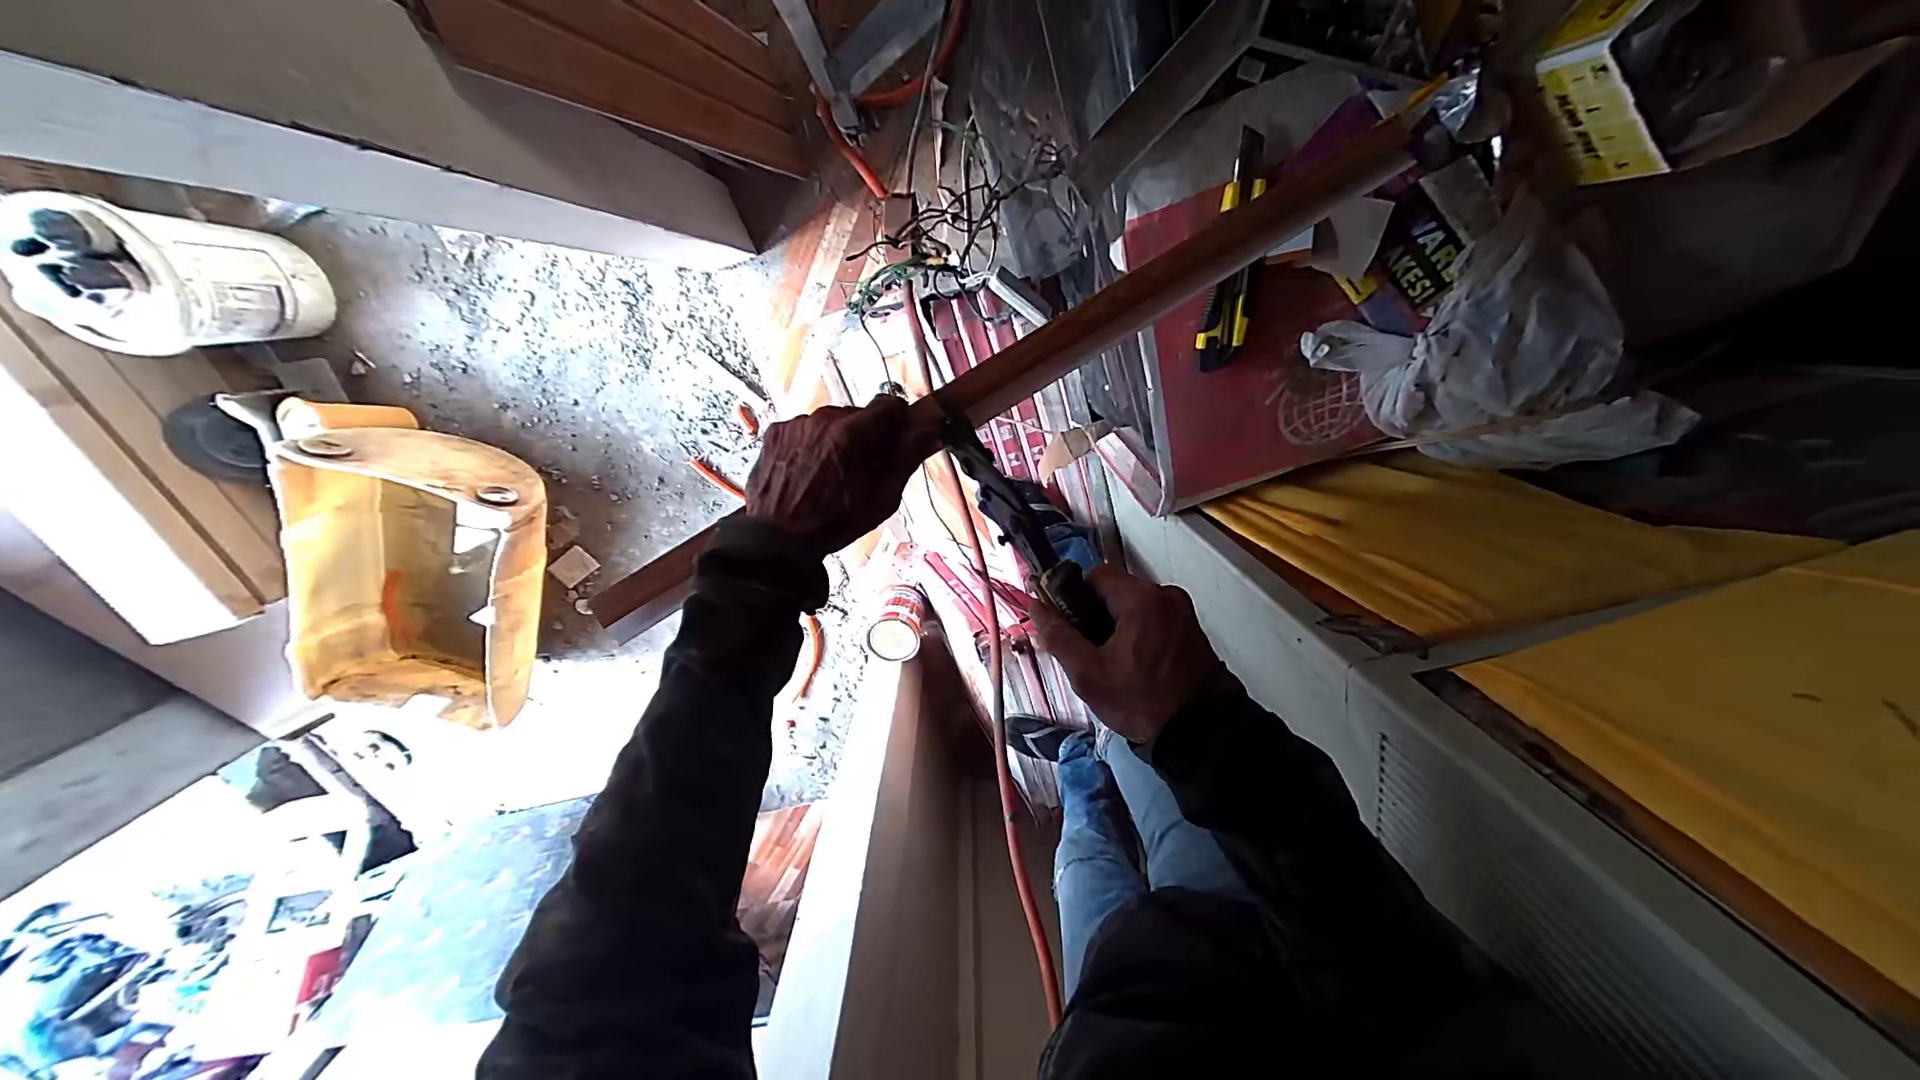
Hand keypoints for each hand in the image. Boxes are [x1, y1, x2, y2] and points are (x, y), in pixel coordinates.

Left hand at [744, 395, 941, 556]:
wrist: (778, 539)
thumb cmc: (829, 524)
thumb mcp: (881, 498)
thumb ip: (907, 457)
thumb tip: (928, 431)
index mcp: (852, 434)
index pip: (889, 404)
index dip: (897, 423)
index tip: (895, 438)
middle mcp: (822, 420)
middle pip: (859, 415)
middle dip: (866, 437)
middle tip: (862, 470)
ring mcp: (796, 425)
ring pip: (831, 422)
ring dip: (837, 441)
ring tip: (832, 476)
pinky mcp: (777, 432)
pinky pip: (805, 430)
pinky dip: (811, 446)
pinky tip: (811, 473)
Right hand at [1029, 566, 1221, 742]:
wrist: (1201, 734)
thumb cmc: (1144, 703)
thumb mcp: (1089, 674)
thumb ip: (1058, 636)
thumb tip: (1037, 608)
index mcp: (1142, 600)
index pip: (1095, 575)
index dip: (1074, 596)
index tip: (1067, 624)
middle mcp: (1167, 597)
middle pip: (1116, 590)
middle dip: (1094, 615)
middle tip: (1086, 650)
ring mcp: (1182, 614)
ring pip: (1134, 607)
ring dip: (1116, 626)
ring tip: (1110, 662)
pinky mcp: (1191, 632)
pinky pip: (1154, 620)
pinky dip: (1138, 634)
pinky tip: (1132, 665)